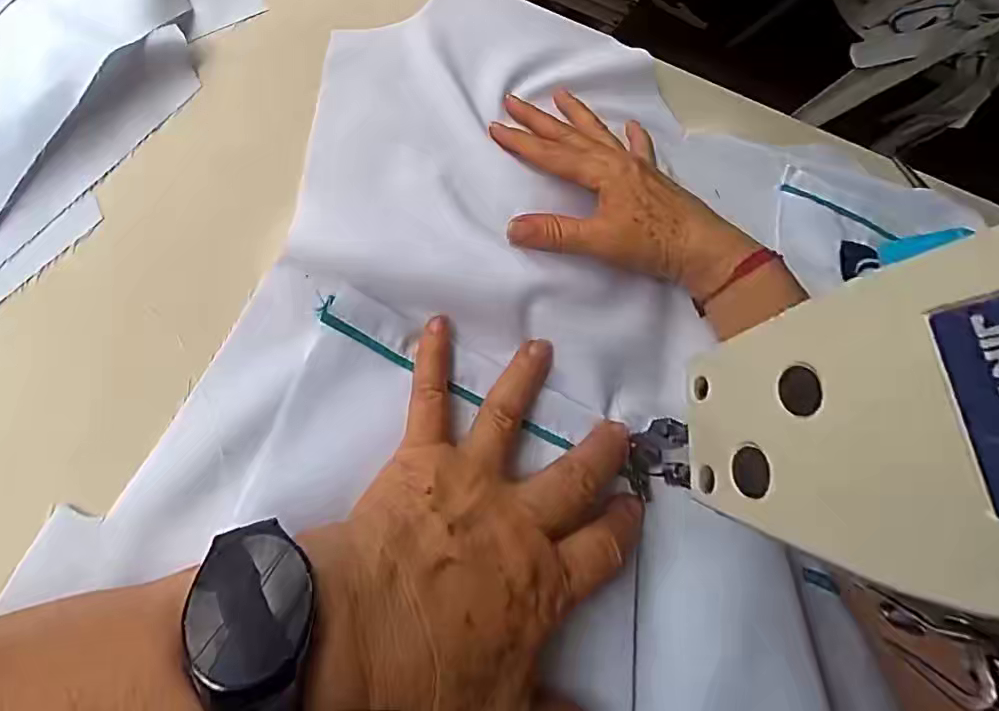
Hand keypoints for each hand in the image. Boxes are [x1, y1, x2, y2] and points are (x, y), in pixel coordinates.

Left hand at [300, 317, 642, 710]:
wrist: (363, 631)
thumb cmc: (429, 674)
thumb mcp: (503, 705)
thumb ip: (551, 704)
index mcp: (544, 584)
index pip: (601, 550)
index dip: (622, 526)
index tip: (634, 503)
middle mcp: (516, 522)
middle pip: (570, 481)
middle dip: (597, 454)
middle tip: (615, 428)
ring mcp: (469, 479)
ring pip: (508, 420)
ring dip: (525, 380)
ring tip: (540, 348)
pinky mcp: (420, 455)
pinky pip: (430, 398)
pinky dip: (433, 359)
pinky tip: (437, 325)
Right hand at [489, 89, 761, 301]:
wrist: (709, 253)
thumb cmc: (655, 244)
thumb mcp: (598, 242)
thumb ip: (554, 233)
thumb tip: (512, 228)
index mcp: (602, 173)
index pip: (551, 154)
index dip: (520, 141)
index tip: (496, 127)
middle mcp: (616, 163)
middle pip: (569, 136)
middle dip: (538, 119)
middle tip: (514, 101)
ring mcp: (636, 168)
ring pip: (599, 135)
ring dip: (578, 115)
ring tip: (561, 95)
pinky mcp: (653, 179)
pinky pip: (638, 149)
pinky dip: (633, 137)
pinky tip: (631, 126)